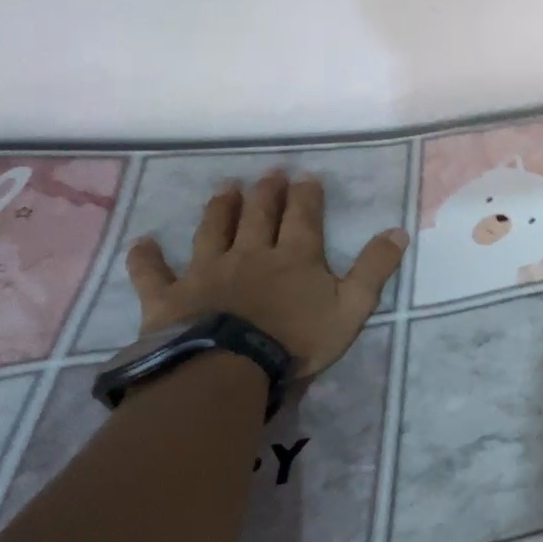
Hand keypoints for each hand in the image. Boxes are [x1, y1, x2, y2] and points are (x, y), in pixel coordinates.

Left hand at [126, 173, 408, 380]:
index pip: (303, 218)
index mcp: (295, 257)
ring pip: (212, 232)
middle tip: (269, 174)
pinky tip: (145, 241)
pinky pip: (153, 272)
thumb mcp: (353, 306)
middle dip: (266, 193)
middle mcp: (249, 254)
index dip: (307, 196)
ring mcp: (205, 272)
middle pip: (258, 217)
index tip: (307, 176)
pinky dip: (147, 256)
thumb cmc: (297, 338)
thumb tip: (398, 231)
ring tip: (226, 188)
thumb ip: (374, 268)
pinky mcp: (168, 296)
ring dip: (220, 209)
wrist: (227, 367)